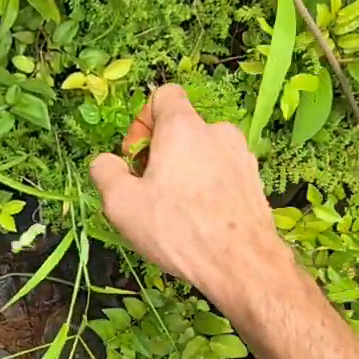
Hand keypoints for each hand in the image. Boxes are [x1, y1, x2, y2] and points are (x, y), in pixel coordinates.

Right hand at [89, 84, 293, 315]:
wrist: (240, 262)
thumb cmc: (176, 228)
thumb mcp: (120, 203)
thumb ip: (105, 172)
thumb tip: (105, 163)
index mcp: (182, 127)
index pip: (163, 95)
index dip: (141, 123)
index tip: (134, 158)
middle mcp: (216, 131)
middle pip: (180, 129)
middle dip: (159, 154)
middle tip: (147, 192)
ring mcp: (240, 156)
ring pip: (200, 153)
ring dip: (182, 173)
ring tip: (172, 212)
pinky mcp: (253, 181)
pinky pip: (219, 174)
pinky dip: (204, 189)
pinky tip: (196, 221)